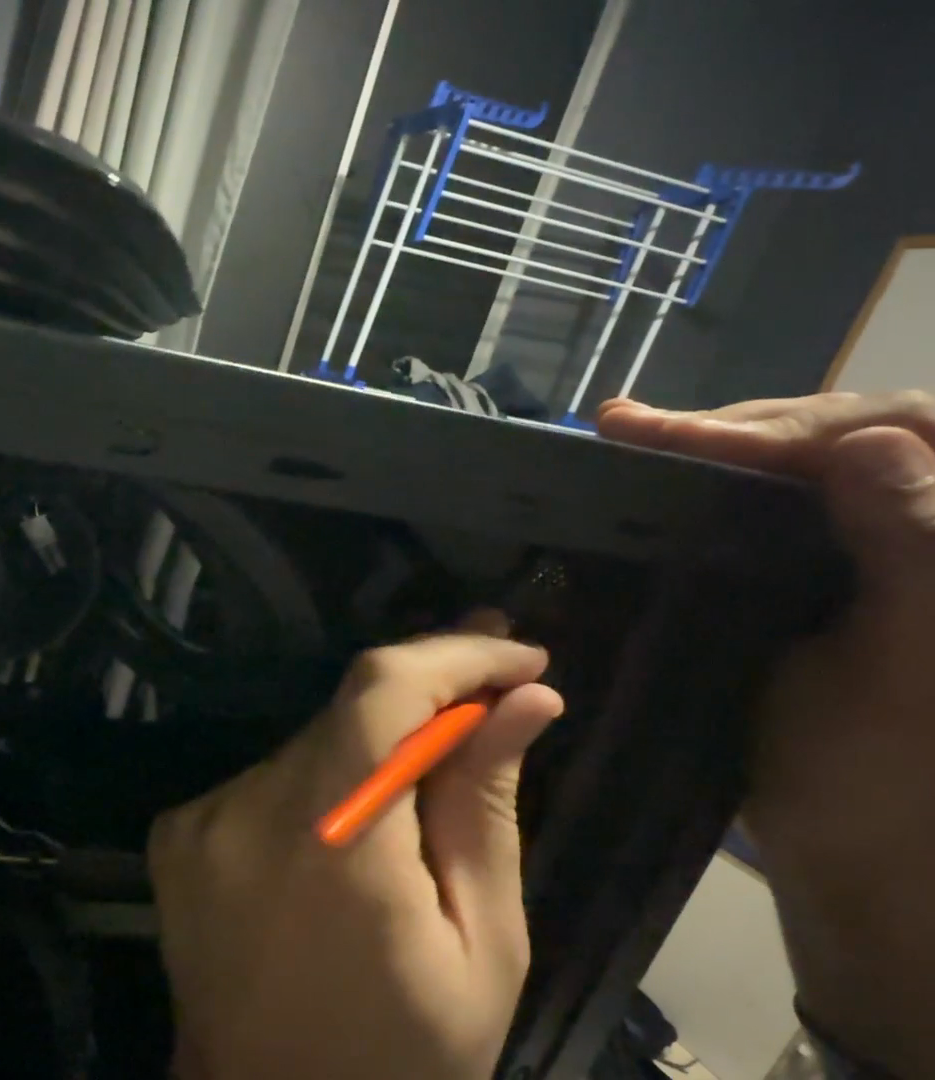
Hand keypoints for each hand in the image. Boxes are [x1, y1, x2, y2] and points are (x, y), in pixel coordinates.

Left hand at [148, 614, 563, 1079]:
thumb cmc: (401, 1056)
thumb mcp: (482, 945)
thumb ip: (486, 808)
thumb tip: (523, 701)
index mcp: (330, 835)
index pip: (380, 687)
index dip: (452, 654)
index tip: (518, 652)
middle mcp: (246, 804)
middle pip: (340, 715)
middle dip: (422, 703)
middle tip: (495, 700)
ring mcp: (199, 816)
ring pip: (302, 750)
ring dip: (364, 755)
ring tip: (423, 794)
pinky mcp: (174, 834)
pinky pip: (260, 784)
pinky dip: (311, 791)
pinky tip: (343, 843)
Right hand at [602, 393, 934, 1075]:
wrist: (881, 874)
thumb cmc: (893, 786)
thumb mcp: (900, 672)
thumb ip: (914, 547)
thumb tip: (864, 441)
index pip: (912, 439)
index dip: (789, 430)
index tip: (662, 436)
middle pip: (878, 433)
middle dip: (756, 424)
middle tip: (634, 427)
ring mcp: (905, 558)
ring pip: (838, 460)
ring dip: (743, 443)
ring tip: (643, 435)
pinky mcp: (858, 580)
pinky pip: (807, 503)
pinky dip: (742, 480)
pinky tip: (681, 472)